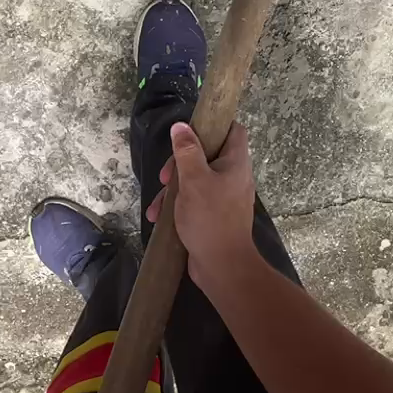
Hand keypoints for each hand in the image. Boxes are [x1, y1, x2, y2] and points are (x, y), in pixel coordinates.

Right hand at [146, 121, 260, 290]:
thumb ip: (186, 151)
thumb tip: (181, 126)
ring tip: (157, 204)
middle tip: (165, 175)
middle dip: (180, 163)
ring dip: (172, 189)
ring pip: (195, 179)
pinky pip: (194, 200)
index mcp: (235, 163)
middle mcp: (233, 176)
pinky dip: (177, 205)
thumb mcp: (193, 180)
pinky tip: (158, 217)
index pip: (233, 130)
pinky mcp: (214, 214)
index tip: (190, 129)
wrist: (222, 267)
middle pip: (206, 155)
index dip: (214, 124)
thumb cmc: (210, 218)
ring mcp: (224, 196)